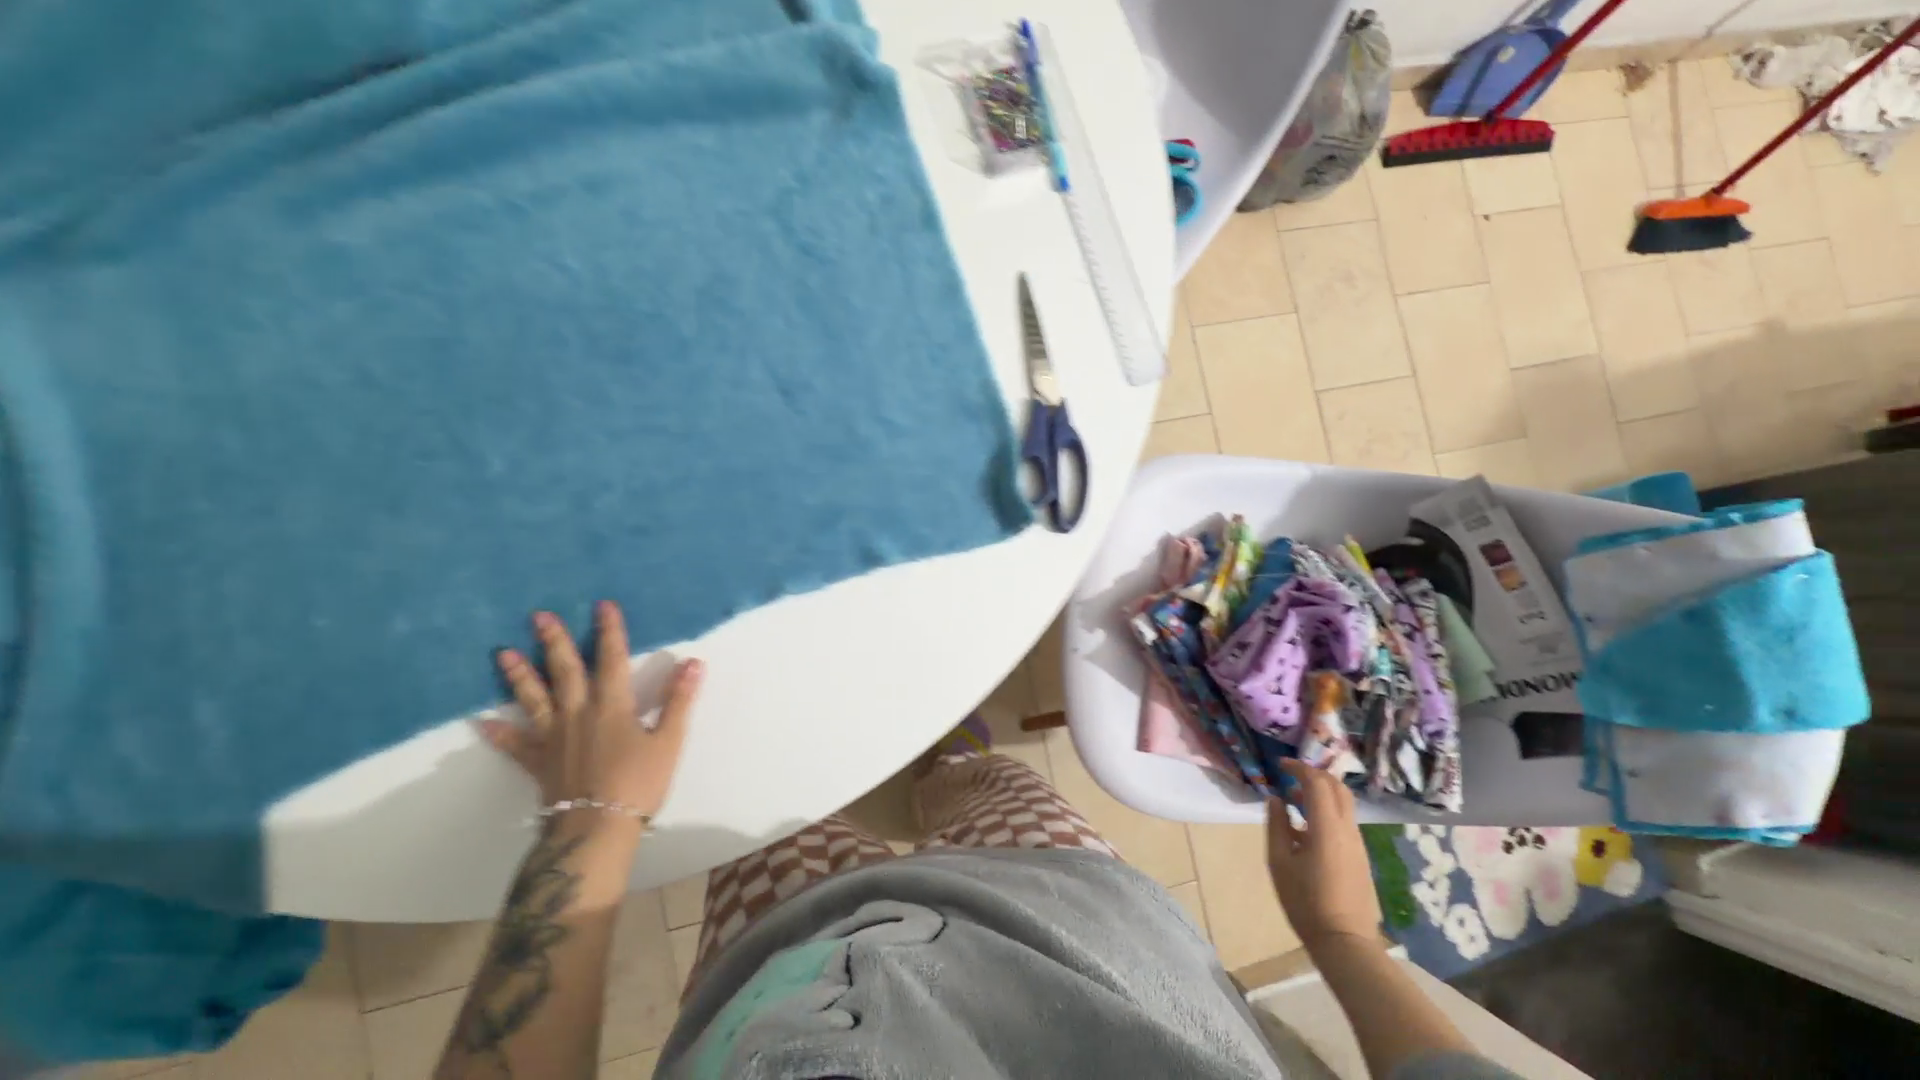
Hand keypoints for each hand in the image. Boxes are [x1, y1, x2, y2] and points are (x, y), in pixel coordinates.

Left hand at [479, 601, 702, 825]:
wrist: (596, 827)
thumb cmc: (638, 784)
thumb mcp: (669, 741)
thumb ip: (679, 701)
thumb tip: (693, 663)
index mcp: (612, 705)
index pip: (612, 658)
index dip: (609, 631)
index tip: (603, 605)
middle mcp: (578, 712)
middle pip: (564, 670)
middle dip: (554, 641)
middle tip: (538, 616)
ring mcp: (553, 736)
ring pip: (534, 698)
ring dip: (519, 674)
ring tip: (503, 653)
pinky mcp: (538, 761)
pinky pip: (515, 744)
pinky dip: (499, 733)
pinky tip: (481, 723)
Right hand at [1265, 759, 1382, 952]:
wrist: (1344, 940)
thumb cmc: (1305, 902)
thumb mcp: (1279, 863)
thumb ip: (1277, 826)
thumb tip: (1275, 800)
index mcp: (1326, 828)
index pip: (1316, 783)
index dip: (1298, 768)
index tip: (1280, 766)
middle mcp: (1347, 829)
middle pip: (1337, 787)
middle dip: (1314, 775)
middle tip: (1290, 777)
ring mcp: (1358, 843)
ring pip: (1344, 804)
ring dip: (1322, 793)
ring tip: (1296, 802)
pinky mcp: (1360, 856)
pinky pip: (1345, 821)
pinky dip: (1328, 811)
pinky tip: (1309, 829)